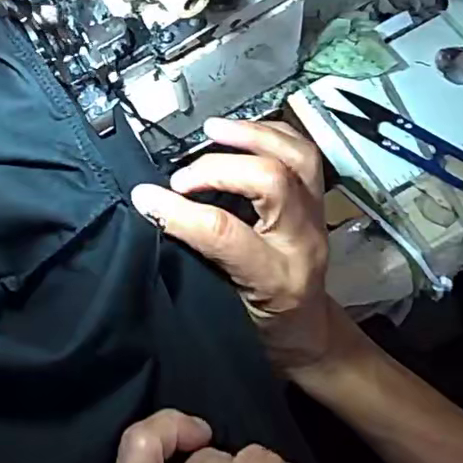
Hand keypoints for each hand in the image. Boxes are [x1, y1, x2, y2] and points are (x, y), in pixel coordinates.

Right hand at [131, 118, 366, 373]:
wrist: (308, 333)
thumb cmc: (262, 327)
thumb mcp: (222, 309)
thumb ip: (192, 258)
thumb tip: (150, 212)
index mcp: (275, 278)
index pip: (224, 232)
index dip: (179, 211)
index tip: (145, 198)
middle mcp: (302, 242)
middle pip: (272, 181)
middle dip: (217, 168)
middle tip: (181, 177)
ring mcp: (316, 217)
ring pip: (298, 158)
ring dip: (252, 136)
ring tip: (213, 130)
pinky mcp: (317, 200)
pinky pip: (304, 152)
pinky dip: (270, 133)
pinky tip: (241, 131)